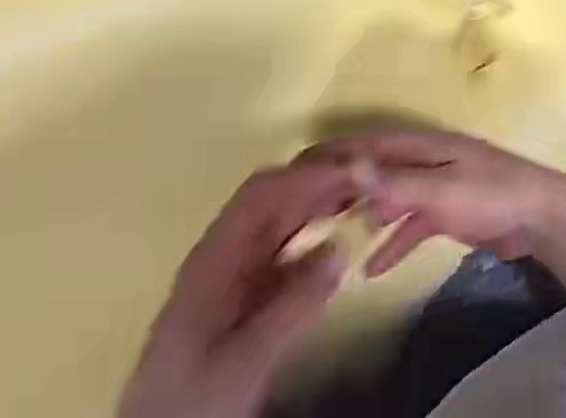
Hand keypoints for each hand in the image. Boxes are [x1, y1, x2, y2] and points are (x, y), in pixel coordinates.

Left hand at [117, 162, 357, 417]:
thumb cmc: (193, 403)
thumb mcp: (245, 361)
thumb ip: (294, 304)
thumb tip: (341, 245)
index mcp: (215, 257)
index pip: (263, 193)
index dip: (310, 175)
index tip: (358, 171)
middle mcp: (226, 251)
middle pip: (276, 194)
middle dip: (322, 177)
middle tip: (372, 174)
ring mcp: (237, 269)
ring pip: (284, 215)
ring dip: (323, 198)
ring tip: (367, 193)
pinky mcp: (249, 290)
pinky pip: (288, 244)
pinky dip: (318, 229)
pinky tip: (344, 233)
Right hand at [311, 130, 565, 277]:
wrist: (540, 217)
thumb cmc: (489, 194)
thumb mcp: (439, 189)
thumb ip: (395, 182)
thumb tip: (348, 165)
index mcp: (425, 145)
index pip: (372, 143)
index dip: (338, 151)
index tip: (301, 163)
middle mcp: (428, 160)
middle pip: (379, 168)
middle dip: (347, 184)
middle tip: (309, 206)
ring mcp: (439, 185)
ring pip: (393, 197)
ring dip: (366, 214)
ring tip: (334, 236)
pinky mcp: (449, 211)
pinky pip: (412, 225)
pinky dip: (394, 242)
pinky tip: (373, 269)